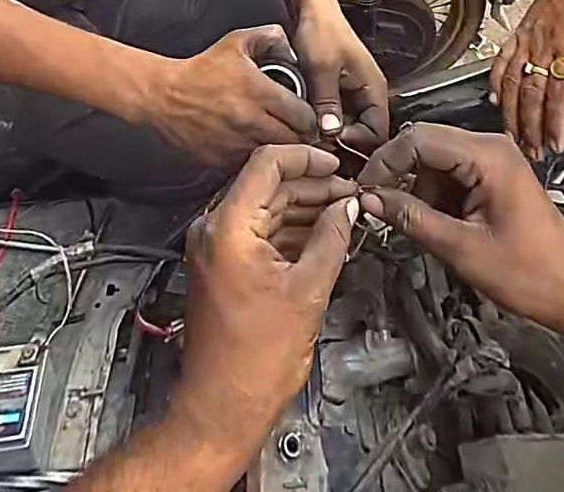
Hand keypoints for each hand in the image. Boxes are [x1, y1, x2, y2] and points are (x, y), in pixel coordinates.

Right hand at [143, 26, 319, 164]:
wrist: (163, 95)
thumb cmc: (200, 69)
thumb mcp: (236, 42)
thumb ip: (269, 36)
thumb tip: (291, 47)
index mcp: (259, 92)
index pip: (305, 117)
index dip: (309, 119)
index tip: (306, 117)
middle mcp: (251, 121)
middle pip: (295, 142)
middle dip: (301, 138)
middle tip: (297, 132)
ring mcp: (236, 144)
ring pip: (274, 157)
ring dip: (280, 151)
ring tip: (277, 141)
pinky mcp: (221, 161)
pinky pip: (250, 166)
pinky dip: (255, 160)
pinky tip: (253, 148)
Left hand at [176, 145, 358, 448]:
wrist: (222, 406)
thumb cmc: (254, 361)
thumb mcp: (307, 291)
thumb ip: (330, 239)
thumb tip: (346, 207)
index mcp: (228, 226)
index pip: (266, 164)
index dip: (305, 158)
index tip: (334, 163)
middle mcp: (215, 228)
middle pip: (268, 185)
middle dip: (312, 186)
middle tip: (349, 194)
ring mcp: (217, 245)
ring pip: (266, 207)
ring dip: (304, 207)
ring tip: (342, 213)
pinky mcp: (224, 262)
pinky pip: (260, 230)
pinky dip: (290, 229)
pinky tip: (321, 234)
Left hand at [291, 4, 388, 150]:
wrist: (313, 8)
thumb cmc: (321, 30)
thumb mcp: (321, 68)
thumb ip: (327, 101)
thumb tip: (331, 134)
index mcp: (374, 88)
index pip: (378, 133)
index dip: (356, 143)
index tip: (329, 140)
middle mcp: (369, 94)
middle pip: (364, 133)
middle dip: (342, 140)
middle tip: (315, 140)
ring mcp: (354, 92)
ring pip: (349, 125)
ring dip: (331, 131)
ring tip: (309, 131)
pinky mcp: (340, 90)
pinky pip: (337, 114)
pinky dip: (325, 119)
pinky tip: (307, 119)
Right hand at [356, 123, 563, 329]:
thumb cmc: (529, 275)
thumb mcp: (463, 249)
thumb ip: (412, 218)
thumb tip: (367, 197)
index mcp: (487, 155)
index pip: (418, 139)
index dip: (385, 162)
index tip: (365, 191)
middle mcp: (488, 144)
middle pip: (423, 142)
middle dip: (398, 173)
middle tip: (379, 205)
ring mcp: (491, 156)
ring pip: (432, 157)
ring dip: (417, 187)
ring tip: (419, 223)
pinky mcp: (490, 171)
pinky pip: (447, 169)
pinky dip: (434, 192)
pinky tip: (439, 220)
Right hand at [489, 0, 563, 156]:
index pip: (561, 92)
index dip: (555, 121)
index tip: (556, 142)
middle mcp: (549, 46)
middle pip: (532, 93)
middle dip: (531, 126)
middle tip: (534, 151)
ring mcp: (530, 41)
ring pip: (513, 81)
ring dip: (512, 111)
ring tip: (515, 136)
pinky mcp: (520, 34)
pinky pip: (502, 61)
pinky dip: (496, 82)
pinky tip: (495, 100)